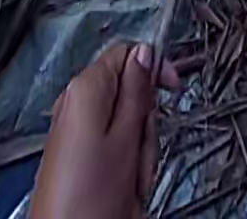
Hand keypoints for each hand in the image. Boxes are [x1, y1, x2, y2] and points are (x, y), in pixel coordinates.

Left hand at [30, 43, 179, 218]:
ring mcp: (73, 128)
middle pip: (126, 91)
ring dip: (136, 150)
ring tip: (130, 180)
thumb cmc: (93, 195)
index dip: (153, 66)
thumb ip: (137, 90)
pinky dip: (122, 163)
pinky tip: (122, 190)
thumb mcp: (126, 139)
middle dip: (143, 122)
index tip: (173, 89)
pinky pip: (110, 144)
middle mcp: (75, 100)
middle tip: (141, 153)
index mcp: (86, 87)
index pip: (126, 53)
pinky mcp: (74, 153)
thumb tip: (144, 50)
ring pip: (122, 122)